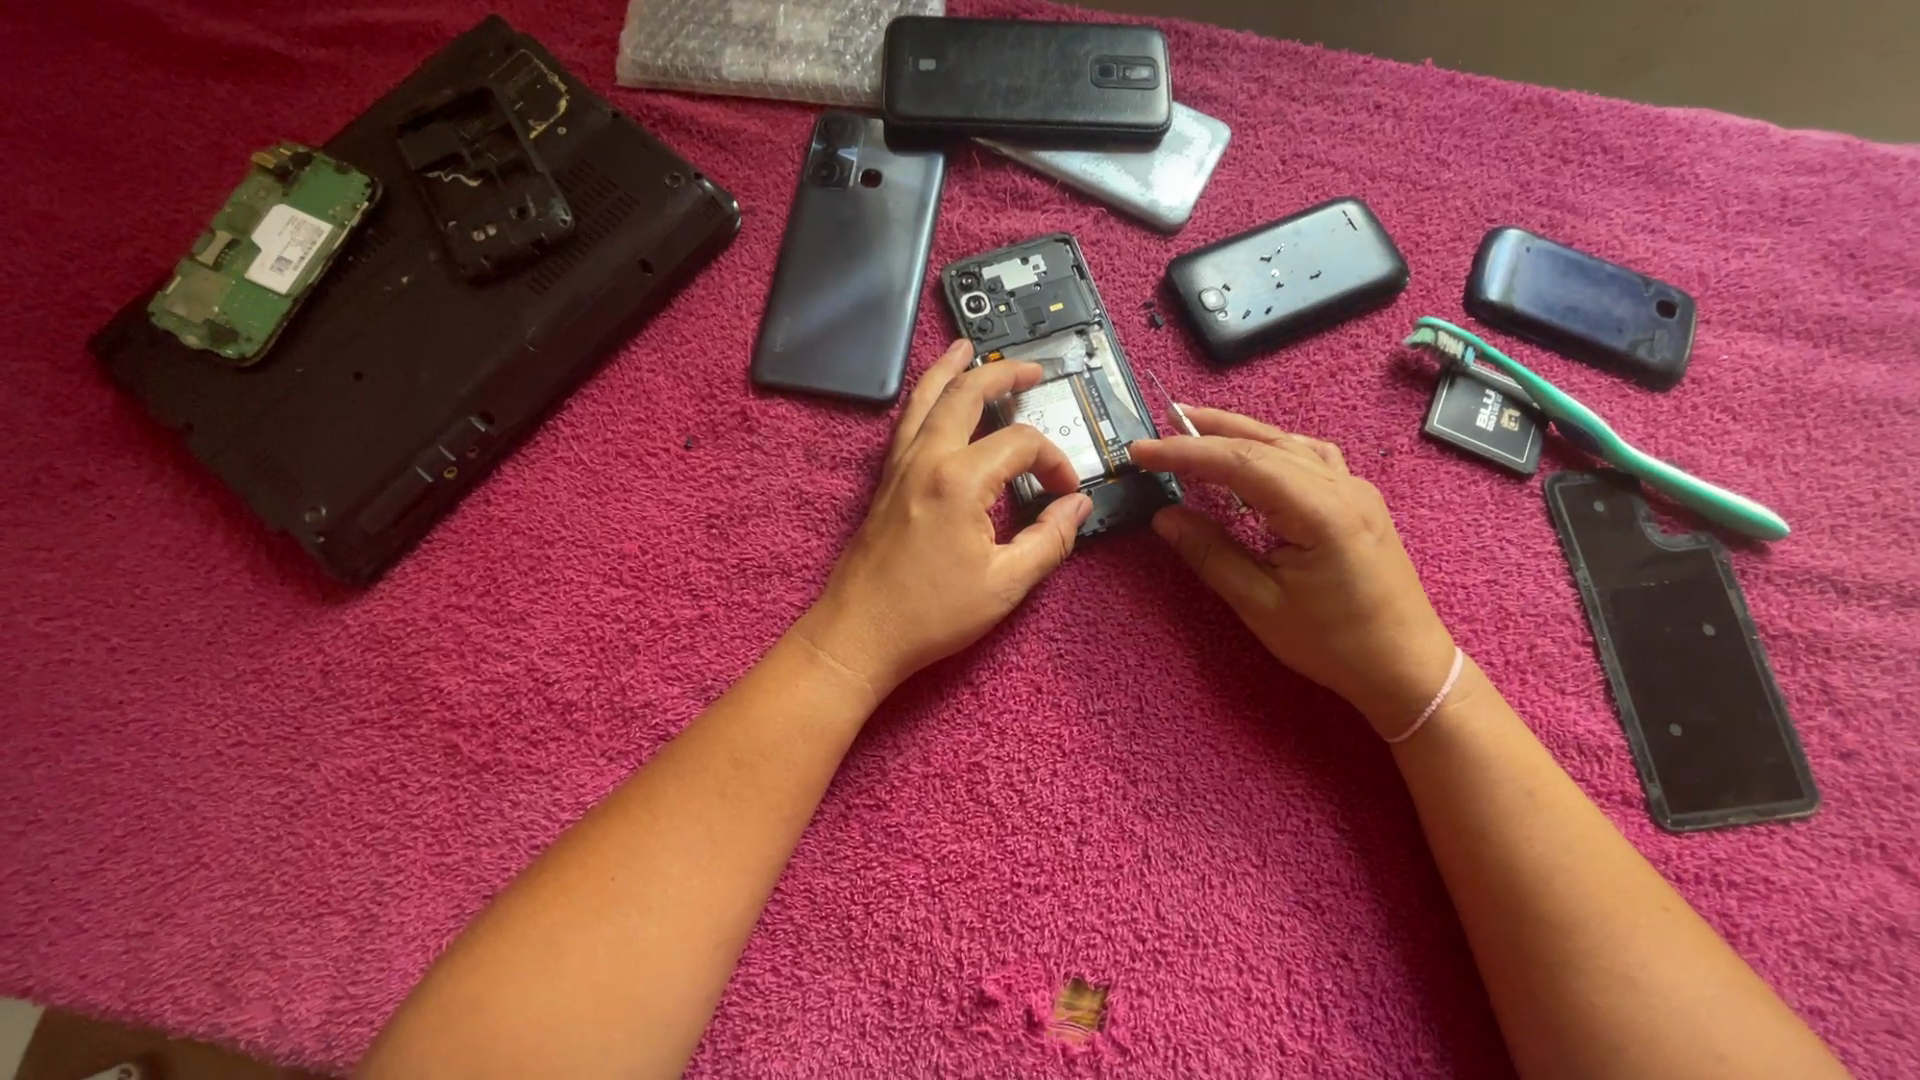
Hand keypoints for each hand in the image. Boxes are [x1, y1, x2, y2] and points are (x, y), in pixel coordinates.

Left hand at [795, 339, 1093, 699]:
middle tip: (1031, 370)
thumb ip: (1049, 540)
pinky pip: (907, 423)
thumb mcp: (1005, 584)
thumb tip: (1076, 508)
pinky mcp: (885, 482)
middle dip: (1003, 376)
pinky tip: (932, 400)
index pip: (1021, 445)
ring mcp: (899, 468)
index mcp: (959, 481)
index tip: (1065, 493)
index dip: (1054, 462)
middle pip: (966, 395)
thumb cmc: (928, 615)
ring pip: (925, 399)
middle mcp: (926, 460)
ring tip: (967, 349)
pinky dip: (924, 399)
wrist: (859, 633)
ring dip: (951, 371)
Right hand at [1127, 406, 1456, 736]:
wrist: (1407, 667)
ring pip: (1288, 443)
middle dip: (1208, 431)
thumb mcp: (1261, 604)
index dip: (1186, 452)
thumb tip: (1165, 517)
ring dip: (1240, 432)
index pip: (1241, 463)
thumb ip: (1211, 553)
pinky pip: (1308, 457)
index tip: (1142, 451)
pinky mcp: (1357, 501)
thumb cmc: (1334, 644)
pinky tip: (1252, 454)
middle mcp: (1342, 487)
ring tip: (1196, 426)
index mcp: (1320, 511)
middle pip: (1265, 442)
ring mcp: (1355, 490)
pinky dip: (1270, 448)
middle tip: (1160, 424)